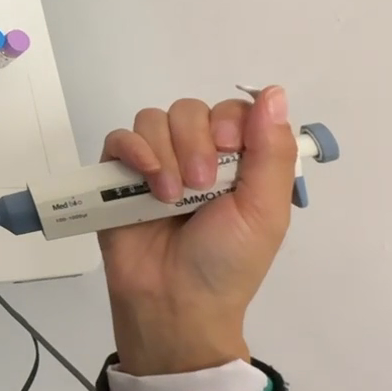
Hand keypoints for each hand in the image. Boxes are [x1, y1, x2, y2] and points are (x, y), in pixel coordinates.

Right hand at [97, 86, 297, 375]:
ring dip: (165, 155)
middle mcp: (194, 153)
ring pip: (153, 119)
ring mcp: (153, 160)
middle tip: (201, 185)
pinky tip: (145, 182)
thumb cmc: (228, 262)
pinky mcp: (116, 171)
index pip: (231, 110)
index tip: (231, 152)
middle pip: (189, 109)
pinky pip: (119, 136)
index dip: (229, 123)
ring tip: (170, 197)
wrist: (174, 298)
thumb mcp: (265, 210)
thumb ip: (271, 151)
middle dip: (195, 144)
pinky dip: (133, 152)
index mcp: (238, 162)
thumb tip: (274, 91)